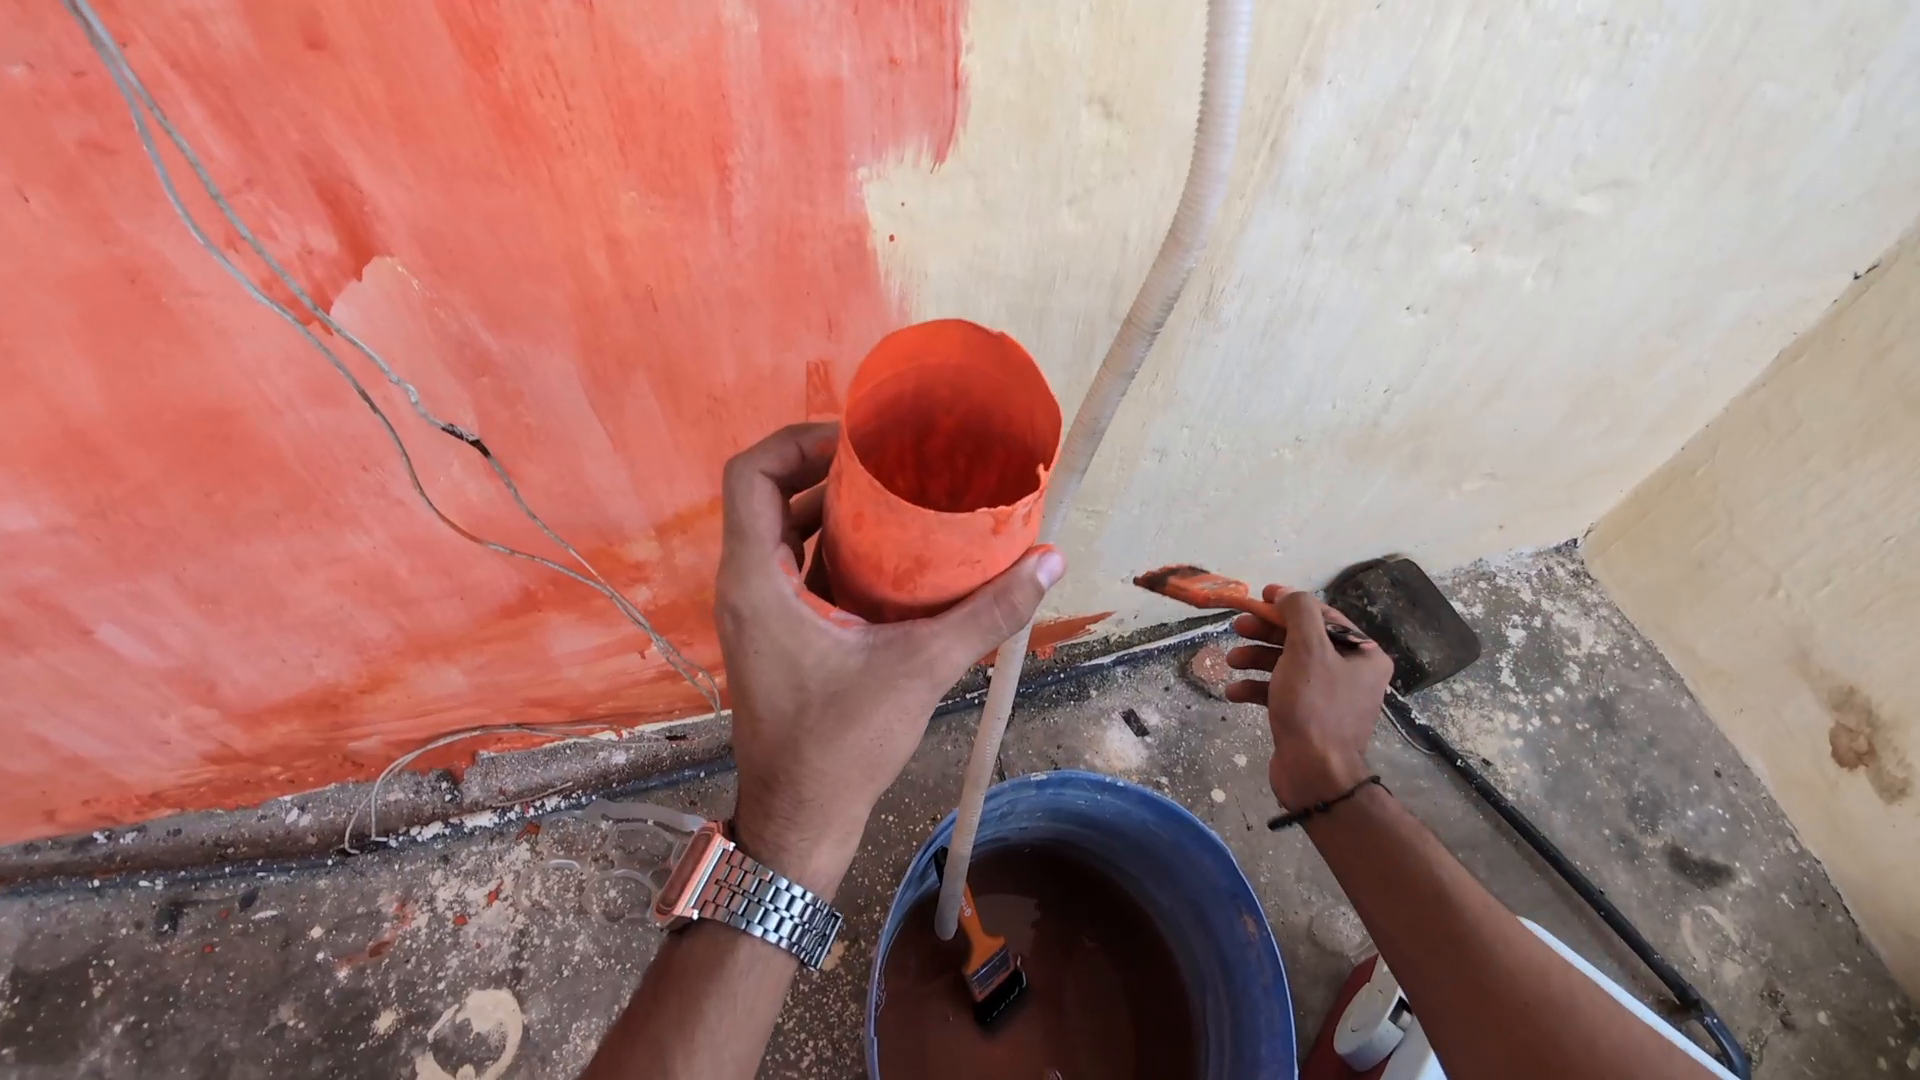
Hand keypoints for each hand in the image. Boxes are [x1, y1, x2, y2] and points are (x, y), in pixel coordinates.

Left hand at [715, 423, 1064, 894]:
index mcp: (756, 579)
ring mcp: (755, 613)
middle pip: (766, 495)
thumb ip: (987, 614)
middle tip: (888, 460)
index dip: (797, 440)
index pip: (751, 474)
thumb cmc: (843, 746)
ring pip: (780, 533)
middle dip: (822, 468)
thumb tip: (1051, 561)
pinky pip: (793, 568)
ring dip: (827, 508)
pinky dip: (829, 548)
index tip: (858, 439)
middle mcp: (744, 586)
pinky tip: (885, 555)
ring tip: (893, 496)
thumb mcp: (921, 669)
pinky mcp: (775, 635)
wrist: (800, 821)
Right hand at [1224, 586, 1393, 808]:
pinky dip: (1256, 688)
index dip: (1289, 604)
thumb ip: (1299, 612)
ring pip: (1287, 664)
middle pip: (1301, 639)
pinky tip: (1234, 692)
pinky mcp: (1307, 717)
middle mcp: (1350, 673)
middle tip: (1238, 626)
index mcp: (1363, 655)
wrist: (1314, 771)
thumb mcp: (1307, 649)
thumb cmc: (1314, 705)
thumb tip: (1288, 593)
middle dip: (1266, 632)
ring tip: (1232, 660)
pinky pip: (1280, 692)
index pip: (1323, 616)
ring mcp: (1327, 697)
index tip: (1261, 596)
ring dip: (1256, 659)